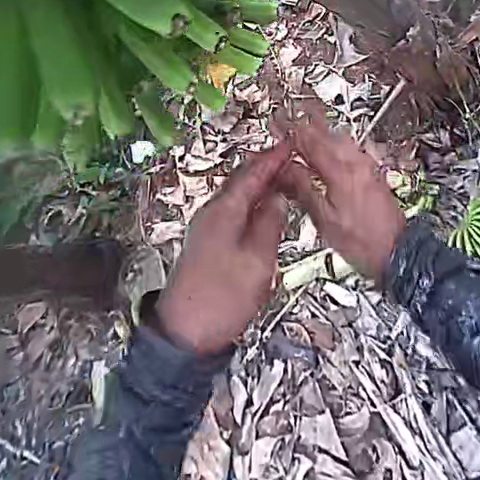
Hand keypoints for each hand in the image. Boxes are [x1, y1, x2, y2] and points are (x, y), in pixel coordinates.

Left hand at [154, 143, 292, 354]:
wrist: (183, 337)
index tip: (294, 142)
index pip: (253, 173)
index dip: (274, 157)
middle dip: (268, 166)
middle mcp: (214, 212)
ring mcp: (209, 227)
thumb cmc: (223, 296)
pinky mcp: (210, 242)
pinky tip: (269, 206)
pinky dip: (255, 201)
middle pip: (243, 179)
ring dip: (262, 184)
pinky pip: (236, 209)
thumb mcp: (258, 259)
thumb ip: (271, 223)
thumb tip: (280, 197)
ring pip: (239, 194)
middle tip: (296, 157)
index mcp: (225, 210)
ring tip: (289, 177)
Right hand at [275, 113, 405, 283]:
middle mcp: (357, 162)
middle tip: (286, 124)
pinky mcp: (373, 172)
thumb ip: (303, 189)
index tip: (277, 124)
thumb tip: (285, 170)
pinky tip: (326, 151)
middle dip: (304, 127)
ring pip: (339, 139)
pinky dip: (332, 145)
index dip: (291, 131)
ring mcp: (367, 165)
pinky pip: (349, 149)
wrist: (398, 251)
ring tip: (301, 135)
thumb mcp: (324, 219)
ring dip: (319, 134)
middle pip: (327, 134)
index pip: (311, 142)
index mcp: (342, 171)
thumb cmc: (363, 242)